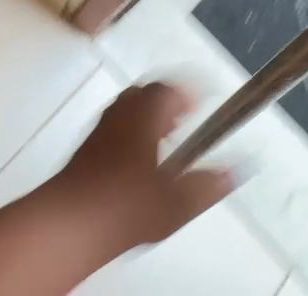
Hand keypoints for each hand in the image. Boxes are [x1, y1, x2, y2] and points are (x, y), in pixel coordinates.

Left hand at [48, 83, 236, 253]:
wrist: (73, 219)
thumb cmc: (128, 205)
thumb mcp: (177, 201)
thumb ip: (208, 185)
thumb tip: (234, 171)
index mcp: (143, 117)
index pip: (165, 89)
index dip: (186, 91)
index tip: (201, 101)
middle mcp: (119, 114)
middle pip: (143, 92)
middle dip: (167, 100)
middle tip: (185, 116)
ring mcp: (100, 128)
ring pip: (127, 107)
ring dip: (148, 114)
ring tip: (166, 138)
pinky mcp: (87, 146)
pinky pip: (114, 124)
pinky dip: (132, 128)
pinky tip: (140, 159)